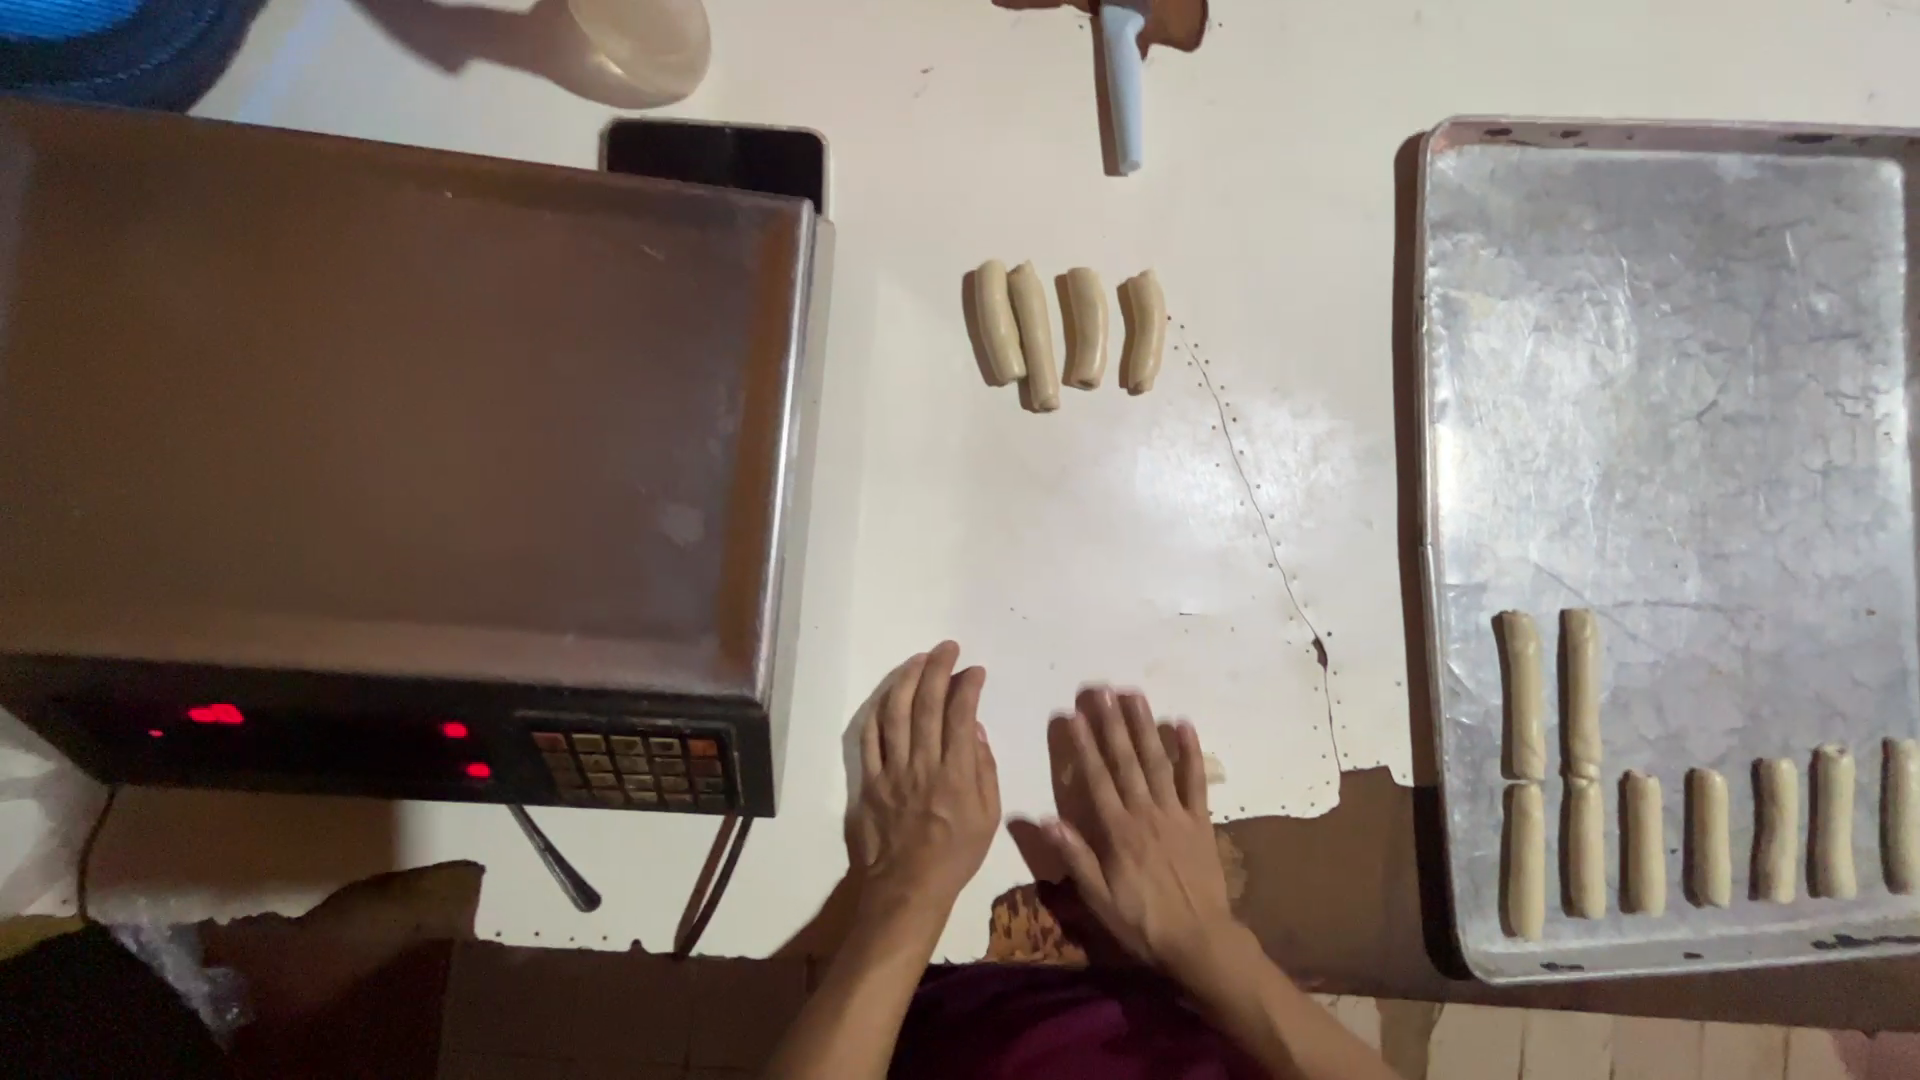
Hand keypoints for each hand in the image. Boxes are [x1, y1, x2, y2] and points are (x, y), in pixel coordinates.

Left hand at [847, 642, 1000, 912]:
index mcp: (956, 774)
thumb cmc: (955, 855)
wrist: (907, 888)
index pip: (962, 715)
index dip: (968, 686)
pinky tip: (889, 694)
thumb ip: (984, 769)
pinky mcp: (868, 780)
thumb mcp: (988, 817)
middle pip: (927, 704)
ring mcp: (891, 770)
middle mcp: (923, 764)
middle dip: (938, 668)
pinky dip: (879, 710)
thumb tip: (974, 729)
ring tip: (919, 659)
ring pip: (895, 712)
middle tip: (947, 648)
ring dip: (907, 679)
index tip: (974, 671)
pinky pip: (869, 737)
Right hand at [1044, 688, 1236, 980]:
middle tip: (1101, 691)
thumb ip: (1076, 857)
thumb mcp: (1100, 899)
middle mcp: (1146, 813)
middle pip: (1126, 761)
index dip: (1083, 745)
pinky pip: (1196, 780)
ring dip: (1144, 726)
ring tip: (1133, 695)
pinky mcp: (1201, 820)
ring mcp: (1176, 813)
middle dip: (1111, 723)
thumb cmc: (1143, 922)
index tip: (1073, 715)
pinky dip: (1191, 752)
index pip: (1097, 778)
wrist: (1201, 941)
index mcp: (1118, 830)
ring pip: (1158, 761)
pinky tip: (1184, 724)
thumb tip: (1046, 820)